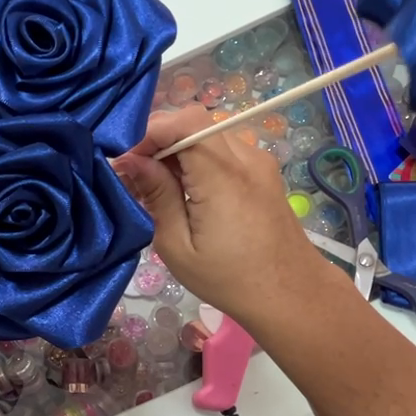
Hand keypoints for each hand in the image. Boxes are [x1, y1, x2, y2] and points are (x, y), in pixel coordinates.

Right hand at [112, 109, 339, 328]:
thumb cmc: (229, 279)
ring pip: (205, 132)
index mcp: (223, 177)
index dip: (148, 133)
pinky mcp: (261, 170)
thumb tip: (131, 161)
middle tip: (132, 173)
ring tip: (153, 184)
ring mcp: (257, 161)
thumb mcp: (178, 247)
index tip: (124, 162)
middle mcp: (244, 158)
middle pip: (193, 121)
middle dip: (156, 139)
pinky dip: (194, 157)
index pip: (182, 124)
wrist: (292, 293)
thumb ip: (156, 196)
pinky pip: (220, 148)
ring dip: (174, 149)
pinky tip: (180, 189)